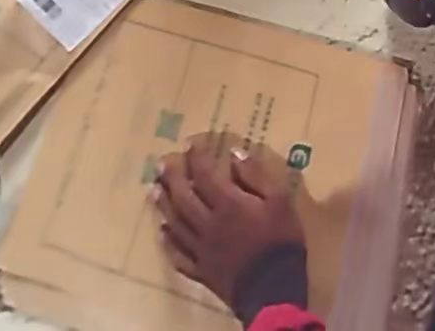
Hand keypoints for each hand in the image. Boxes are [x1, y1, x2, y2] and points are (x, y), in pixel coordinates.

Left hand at [155, 134, 305, 311]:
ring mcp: (202, 250)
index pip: (205, 175)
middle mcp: (209, 224)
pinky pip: (179, 256)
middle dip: (172, 177)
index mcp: (228, 204)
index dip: (195, 158)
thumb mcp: (279, 200)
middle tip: (162, 163)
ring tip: (154, 190)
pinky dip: (169, 243)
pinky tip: (162, 232)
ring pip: (176, 224)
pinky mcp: (202, 272)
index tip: (189, 143)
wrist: (276, 292)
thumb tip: (235, 153)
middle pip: (183, 197)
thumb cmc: (280, 241)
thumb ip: (257, 175)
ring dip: (164, 205)